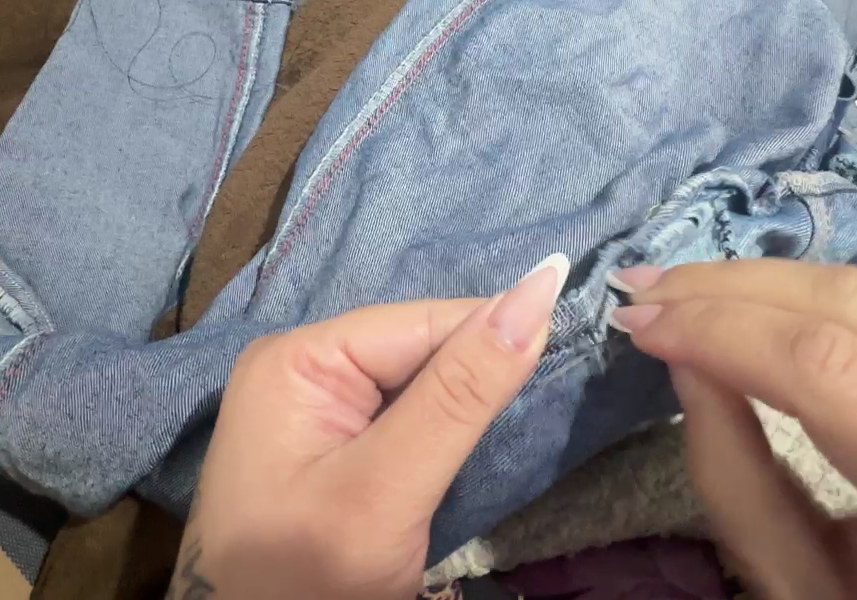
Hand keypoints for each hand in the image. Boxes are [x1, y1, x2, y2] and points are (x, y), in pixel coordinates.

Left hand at [168, 254, 568, 599]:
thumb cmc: (309, 585)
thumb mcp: (386, 491)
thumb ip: (461, 392)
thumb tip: (540, 287)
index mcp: (298, 357)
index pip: (420, 322)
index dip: (491, 335)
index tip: (558, 355)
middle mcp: (300, 365)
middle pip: (416, 347)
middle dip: (472, 374)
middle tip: (533, 404)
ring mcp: (311, 405)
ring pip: (414, 379)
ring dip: (459, 403)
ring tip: (502, 424)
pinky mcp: (328, 441)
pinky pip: (398, 410)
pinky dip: (437, 427)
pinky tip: (458, 442)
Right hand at [607, 261, 856, 599]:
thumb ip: (743, 486)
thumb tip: (685, 360)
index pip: (836, 372)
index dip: (721, 331)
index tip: (635, 323)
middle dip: (733, 289)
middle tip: (645, 290)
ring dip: (770, 284)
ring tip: (687, 291)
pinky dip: (821, 303)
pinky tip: (764, 307)